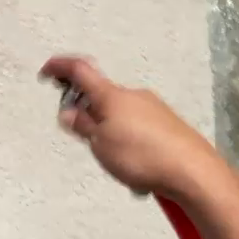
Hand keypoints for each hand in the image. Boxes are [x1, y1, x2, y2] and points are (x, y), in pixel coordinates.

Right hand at [39, 55, 227, 199]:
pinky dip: (130, 144)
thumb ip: (83, 126)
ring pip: (120, 116)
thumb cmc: (141, 156)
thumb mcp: (101, 144)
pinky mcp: (168, 125)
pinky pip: (139, 130)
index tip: (45, 71)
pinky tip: (137, 171)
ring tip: (117, 165)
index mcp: (112, 95)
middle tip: (85, 139)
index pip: (80, 70)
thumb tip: (69, 111)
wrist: (193, 171)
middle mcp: (133, 95)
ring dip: (111, 134)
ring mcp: (154, 108)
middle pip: (101, 96)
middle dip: (89, 114)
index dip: (59, 67)